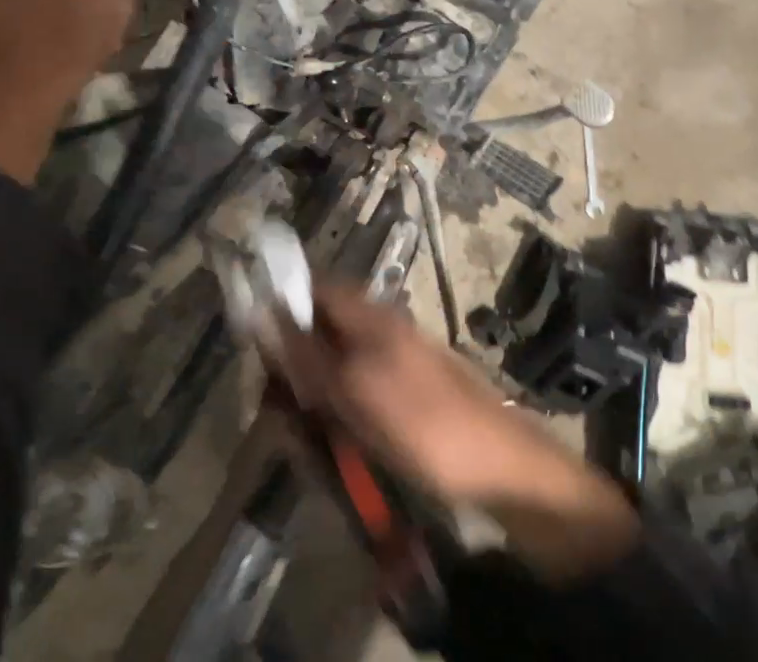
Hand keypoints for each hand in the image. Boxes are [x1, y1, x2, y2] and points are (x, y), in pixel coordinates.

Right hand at [280, 287, 638, 578]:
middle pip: (318, 331)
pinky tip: (340, 445)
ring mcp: (394, 362)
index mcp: (371, 316)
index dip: (279, 307)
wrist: (502, 469)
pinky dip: (339, 415)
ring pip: (333, 368)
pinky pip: (355, 394)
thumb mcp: (354, 389)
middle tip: (283, 408)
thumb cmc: (426, 426)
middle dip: (294, 368)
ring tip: (311, 437)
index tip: (256, 346)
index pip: (311, 288)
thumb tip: (262, 313)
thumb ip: (305, 352)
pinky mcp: (403, 395)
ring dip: (314, 398)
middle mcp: (381, 329)